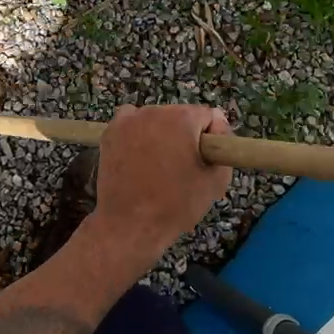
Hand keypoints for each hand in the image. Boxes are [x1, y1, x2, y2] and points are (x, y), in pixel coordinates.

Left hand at [85, 105, 233, 264]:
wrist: (131, 222)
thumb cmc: (177, 203)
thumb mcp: (215, 180)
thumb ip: (223, 148)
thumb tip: (218, 128)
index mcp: (181, 119)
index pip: (208, 116)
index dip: (213, 138)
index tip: (207, 159)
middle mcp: (153, 111)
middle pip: (181, 116)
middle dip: (187, 135)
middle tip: (185, 166)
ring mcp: (127, 120)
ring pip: (156, 119)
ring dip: (163, 134)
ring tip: (161, 164)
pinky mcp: (110, 132)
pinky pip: (132, 124)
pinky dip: (138, 134)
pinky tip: (140, 156)